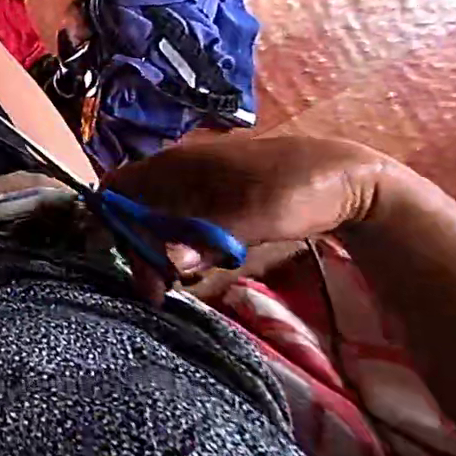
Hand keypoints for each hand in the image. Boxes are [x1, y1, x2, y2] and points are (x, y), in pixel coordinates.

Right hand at [105, 135, 413, 301]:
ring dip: (155, 250)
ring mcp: (193, 185)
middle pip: (134, 207)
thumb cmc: (296, 189)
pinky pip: (177, 222)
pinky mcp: (211, 200)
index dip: (112, 219)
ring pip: (155, 217)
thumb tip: (173, 266)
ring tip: (170, 285)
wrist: (344, 177)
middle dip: (136, 246)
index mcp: (176, 165)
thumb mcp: (256, 216)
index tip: (128, 262)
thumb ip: (211, 238)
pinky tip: (191, 267)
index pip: (119, 187)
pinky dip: (175, 246)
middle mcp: (176, 171)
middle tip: (154, 290)